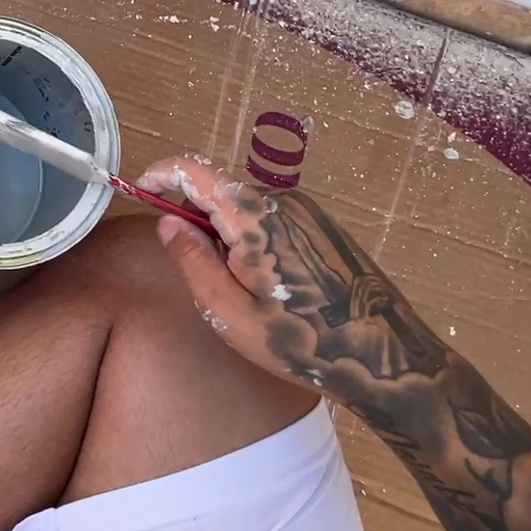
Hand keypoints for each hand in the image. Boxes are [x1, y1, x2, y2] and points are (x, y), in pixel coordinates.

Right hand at [137, 155, 450, 414]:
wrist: (392, 360)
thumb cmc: (301, 340)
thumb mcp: (226, 310)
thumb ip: (190, 259)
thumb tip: (167, 223)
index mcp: (252, 215)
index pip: (193, 170)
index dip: (159, 173)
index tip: (139, 190)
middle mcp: (279, 201)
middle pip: (217, 189)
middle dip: (194, 216)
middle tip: (196, 267)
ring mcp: (306, 211)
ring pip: (241, 205)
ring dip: (223, 230)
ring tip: (238, 284)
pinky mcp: (321, 225)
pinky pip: (267, 216)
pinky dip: (248, 235)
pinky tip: (266, 281)